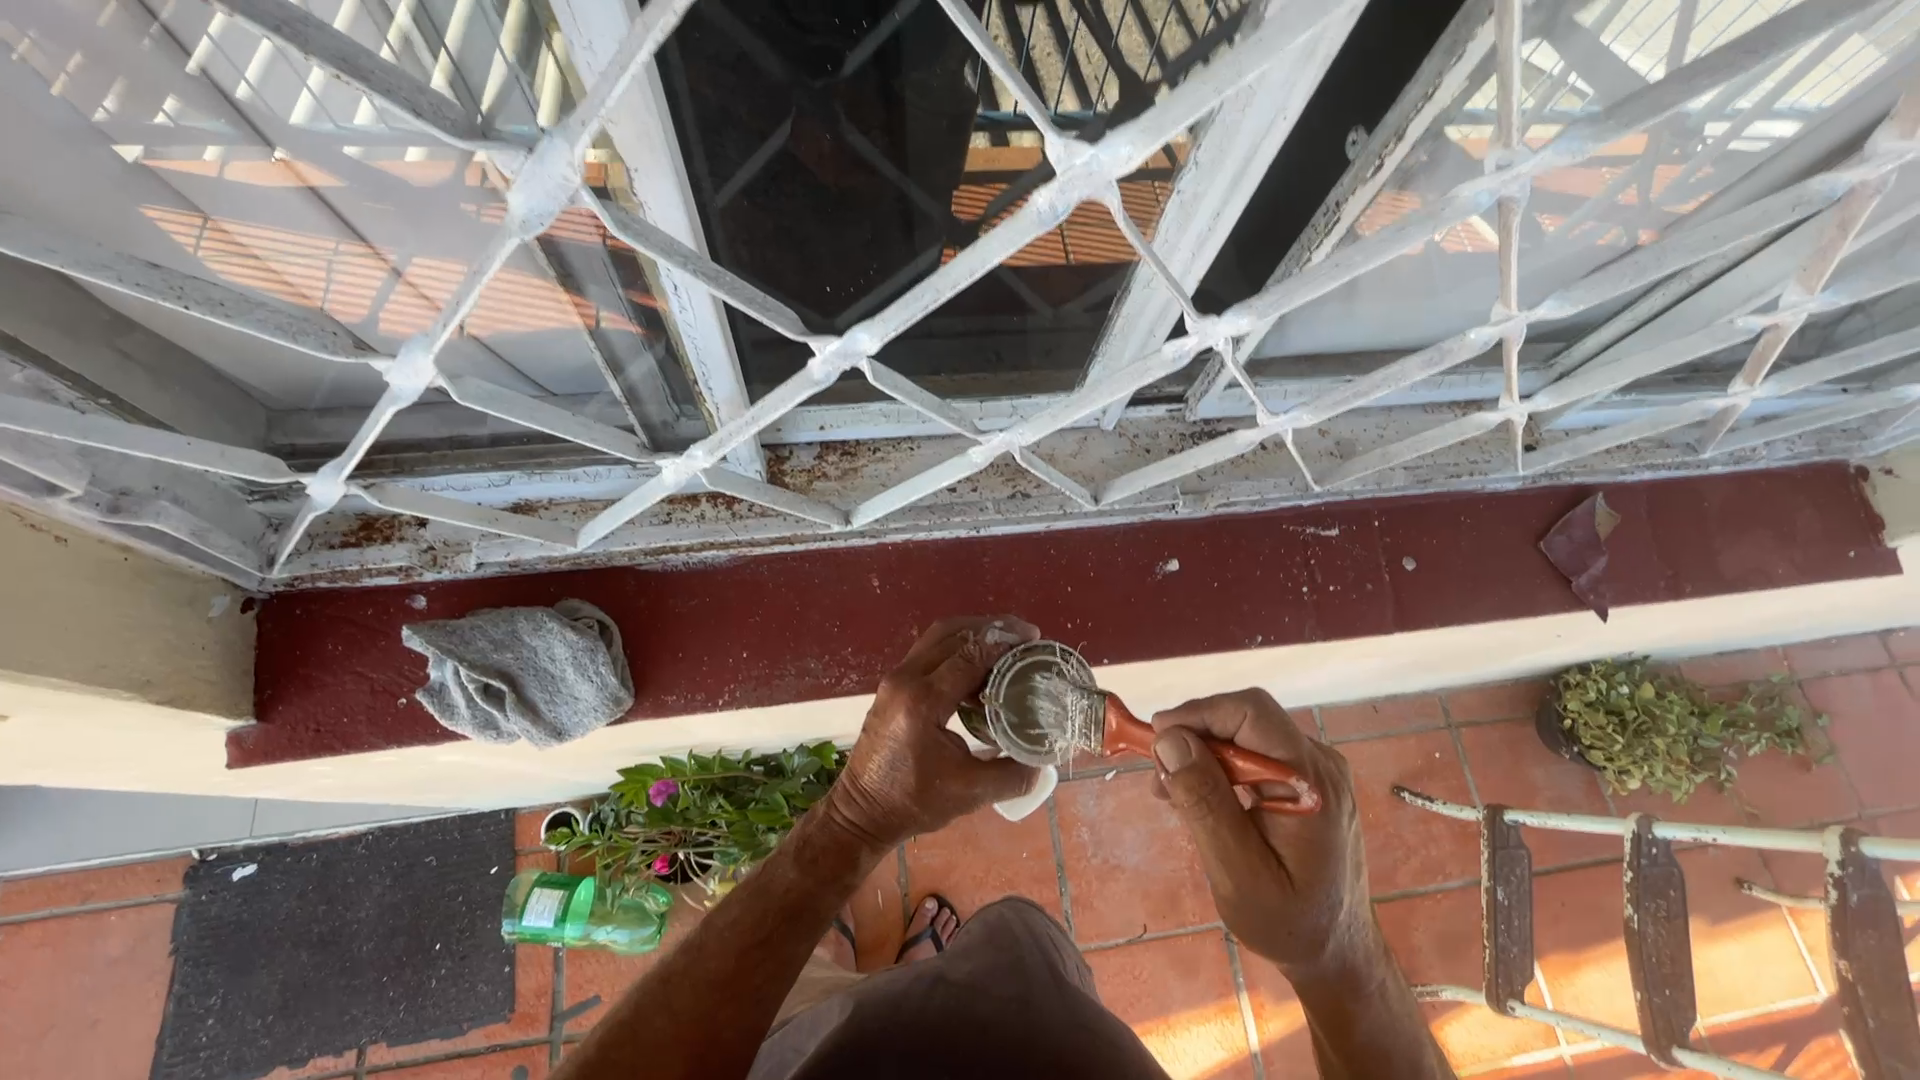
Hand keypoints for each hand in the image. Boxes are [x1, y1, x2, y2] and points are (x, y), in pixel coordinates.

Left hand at [822, 616, 1042, 851]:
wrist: (862, 812)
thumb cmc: (913, 802)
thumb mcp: (971, 793)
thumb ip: (1013, 774)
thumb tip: (1044, 758)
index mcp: (923, 700)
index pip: (970, 655)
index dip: (1004, 643)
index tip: (1033, 640)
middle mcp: (905, 679)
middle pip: (953, 634)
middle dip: (992, 629)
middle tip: (1025, 635)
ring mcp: (894, 679)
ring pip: (937, 637)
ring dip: (972, 634)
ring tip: (1006, 643)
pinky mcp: (892, 686)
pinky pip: (928, 652)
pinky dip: (956, 648)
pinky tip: (979, 667)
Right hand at [1150, 690, 1374, 977]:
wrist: (1338, 955)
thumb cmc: (1289, 923)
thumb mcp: (1237, 872)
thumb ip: (1205, 803)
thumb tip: (1170, 741)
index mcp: (1309, 782)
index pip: (1250, 712)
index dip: (1198, 713)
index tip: (1155, 739)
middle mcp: (1319, 765)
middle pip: (1247, 720)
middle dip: (1195, 737)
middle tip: (1158, 777)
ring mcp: (1316, 773)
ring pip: (1248, 736)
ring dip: (1204, 755)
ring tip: (1173, 794)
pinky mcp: (1307, 785)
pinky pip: (1256, 756)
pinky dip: (1221, 770)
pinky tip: (1202, 801)